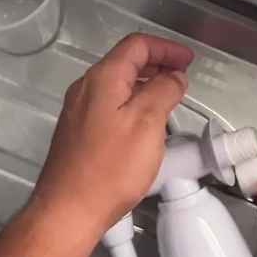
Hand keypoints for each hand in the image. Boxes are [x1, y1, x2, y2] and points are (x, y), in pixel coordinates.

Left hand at [25, 33, 193, 239]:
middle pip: (125, 61)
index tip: (187, 60)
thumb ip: (163, 90)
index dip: (167, 48)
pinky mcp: (78, 131)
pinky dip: (132, 102)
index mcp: (102, 79)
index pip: (137, 45)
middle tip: (182, 75)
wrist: (68, 210)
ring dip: (146, 84)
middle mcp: (85, 89)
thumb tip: (173, 76)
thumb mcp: (148, 123)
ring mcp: (79, 110)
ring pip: (117, 84)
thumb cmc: (109, 170)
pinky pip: (109, 104)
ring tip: (170, 98)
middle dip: (157, 63)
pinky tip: (145, 122)